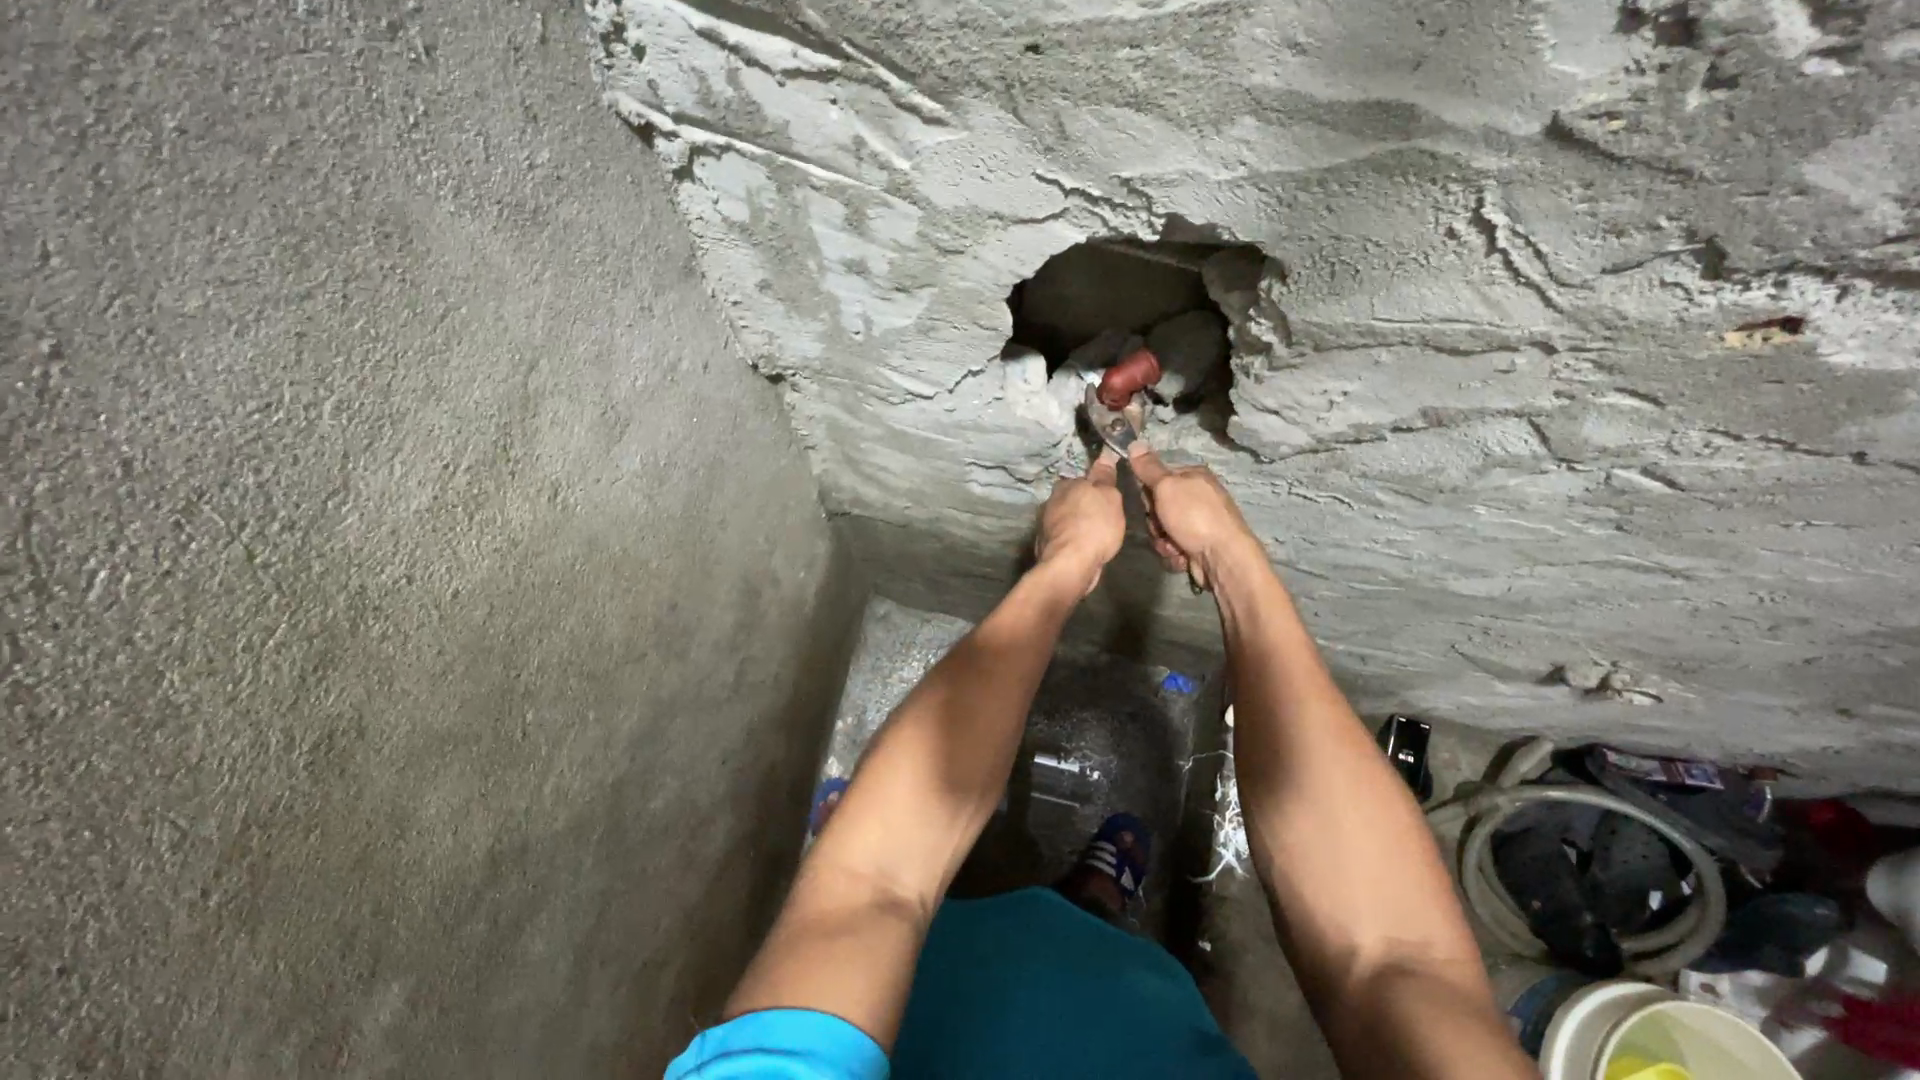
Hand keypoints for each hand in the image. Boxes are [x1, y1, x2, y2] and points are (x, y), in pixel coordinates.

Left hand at [1034, 449, 1125, 595]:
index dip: (1094, 488)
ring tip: (1093, 536)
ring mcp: (1044, 524)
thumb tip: (1104, 455)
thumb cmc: (1094, 526)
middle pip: (1071, 500)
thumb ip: (1105, 477)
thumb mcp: (1109, 496)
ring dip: (1076, 525)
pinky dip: (1071, 541)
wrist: (1070, 564)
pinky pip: (1062, 538)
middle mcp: (1050, 502)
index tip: (1106, 499)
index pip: (1080, 480)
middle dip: (1083, 507)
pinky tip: (1081, 549)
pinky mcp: (1045, 545)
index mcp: (1064, 485)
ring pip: (1065, 520)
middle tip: (1102, 518)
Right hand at [1127, 443, 1262, 589]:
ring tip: (1173, 545)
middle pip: (1159, 506)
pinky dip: (1173, 552)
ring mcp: (1200, 521)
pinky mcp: (1199, 543)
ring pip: (1164, 529)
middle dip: (1155, 522)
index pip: (1158, 478)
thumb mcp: (1167, 487)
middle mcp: (1199, 496)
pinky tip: (1181, 555)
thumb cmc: (1194, 516)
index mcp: (1194, 476)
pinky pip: (1174, 545)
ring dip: (1162, 540)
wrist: (1222, 557)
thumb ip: (1148, 468)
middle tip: (1162, 528)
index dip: (1148, 493)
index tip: (1149, 504)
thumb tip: (1135, 443)